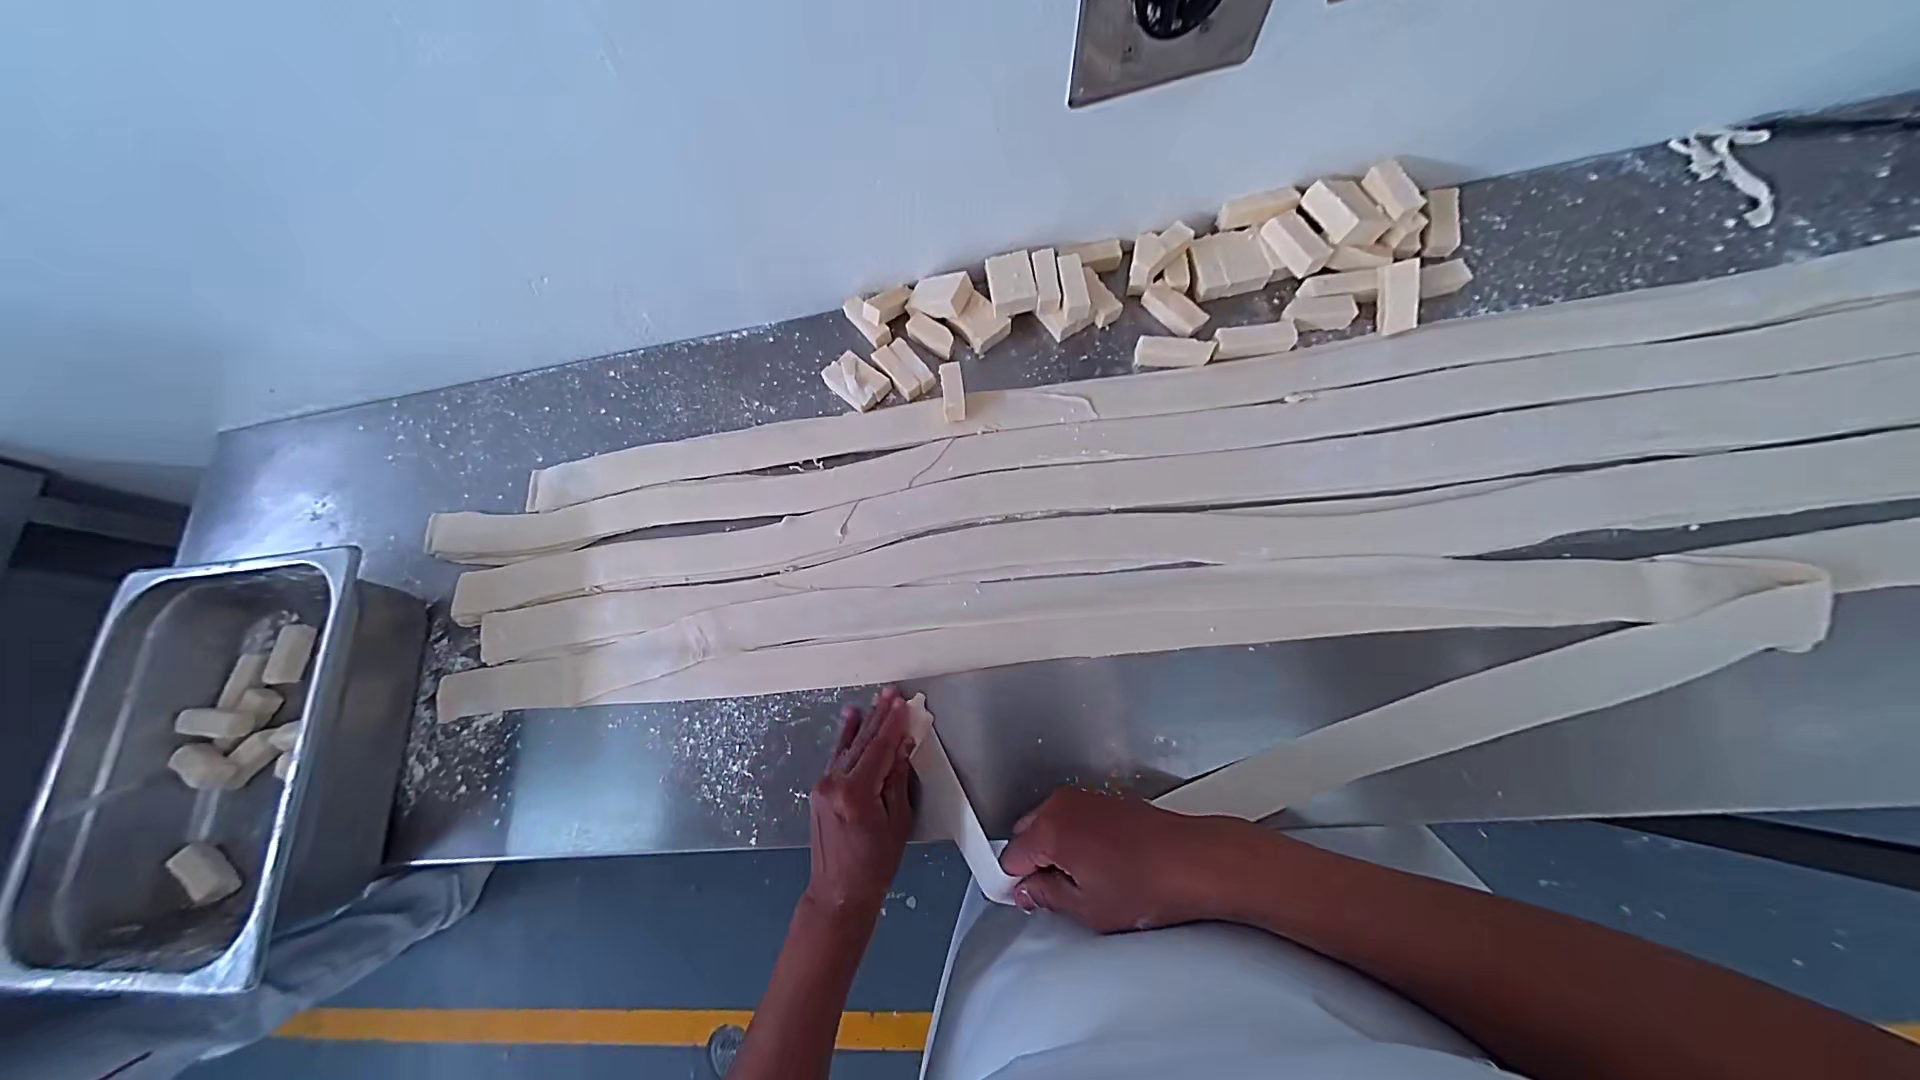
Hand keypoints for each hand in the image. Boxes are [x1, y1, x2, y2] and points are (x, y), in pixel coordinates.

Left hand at [803, 688, 915, 916]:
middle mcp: (834, 784)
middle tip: (891, 694)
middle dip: (880, 716)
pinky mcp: (820, 790)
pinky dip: (847, 738)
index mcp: (855, 793)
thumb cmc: (873, 864)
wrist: (839, 893)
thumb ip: (897, 778)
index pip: (879, 748)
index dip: (893, 724)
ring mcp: (823, 786)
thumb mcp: (897, 820)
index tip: (903, 705)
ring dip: (865, 722)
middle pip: (863, 742)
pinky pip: (838, 758)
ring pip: (849, 746)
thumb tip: (902, 747)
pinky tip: (852, 720)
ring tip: (876, 701)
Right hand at [998, 787, 1278, 931]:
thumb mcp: (1087, 908)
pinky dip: (1078, 838)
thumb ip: (1046, 896)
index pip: (1010, 856)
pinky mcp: (1106, 799)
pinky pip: (1075, 818)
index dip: (1014, 882)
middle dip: (1034, 862)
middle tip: (1056, 895)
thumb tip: (1030, 890)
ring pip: (1051, 825)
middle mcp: (1063, 804)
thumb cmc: (1149, 882)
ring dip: (1057, 849)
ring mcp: (1086, 798)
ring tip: (1088, 881)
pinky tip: (1103, 864)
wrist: (1195, 861)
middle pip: (1026, 834)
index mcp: (1050, 828)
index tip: (1024, 897)